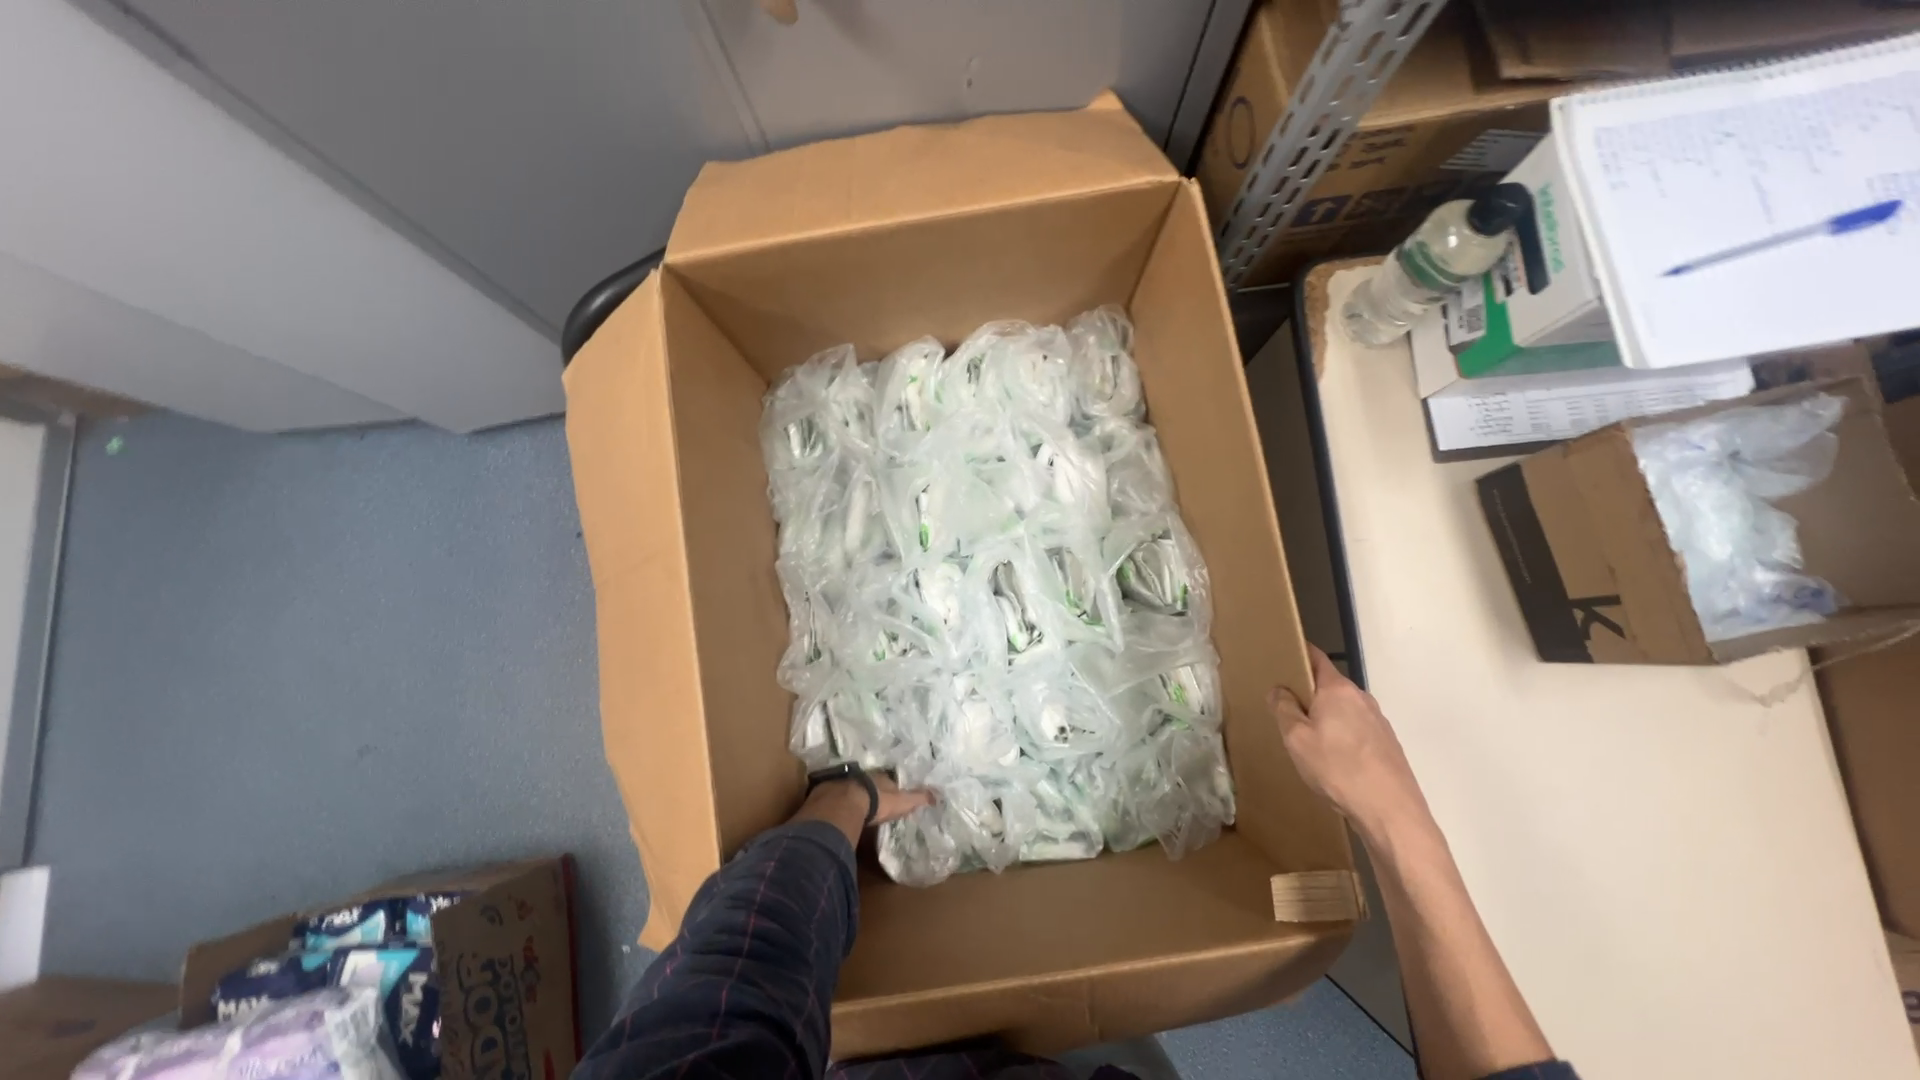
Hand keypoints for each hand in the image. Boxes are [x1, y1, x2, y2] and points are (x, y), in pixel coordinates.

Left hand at [792, 771, 933, 846]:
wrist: (844, 804)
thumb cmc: (877, 802)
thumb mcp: (902, 801)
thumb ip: (918, 798)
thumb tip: (938, 795)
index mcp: (881, 778)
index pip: (888, 781)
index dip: (890, 787)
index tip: (890, 793)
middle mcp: (862, 776)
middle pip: (868, 782)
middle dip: (870, 789)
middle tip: (871, 798)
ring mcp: (843, 783)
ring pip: (850, 787)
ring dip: (852, 794)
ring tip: (853, 804)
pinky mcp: (826, 792)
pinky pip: (833, 794)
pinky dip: (835, 800)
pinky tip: (835, 808)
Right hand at [1268, 645, 1431, 844]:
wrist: (1391, 811)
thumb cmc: (1337, 769)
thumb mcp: (1297, 740)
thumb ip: (1284, 709)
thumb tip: (1279, 689)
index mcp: (1338, 690)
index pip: (1316, 658)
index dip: (1297, 655)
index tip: (1279, 659)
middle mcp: (1361, 698)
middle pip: (1329, 686)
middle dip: (1307, 693)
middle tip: (1284, 709)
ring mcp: (1378, 721)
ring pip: (1343, 710)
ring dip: (1325, 717)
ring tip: (1307, 740)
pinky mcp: (1387, 744)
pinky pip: (1356, 729)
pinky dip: (1341, 735)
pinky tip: (1333, 760)